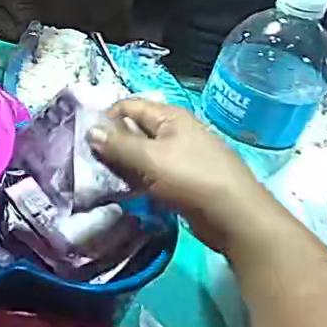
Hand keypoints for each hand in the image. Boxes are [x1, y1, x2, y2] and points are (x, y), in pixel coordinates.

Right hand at [88, 99, 292, 256]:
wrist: (237, 219)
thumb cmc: (192, 179)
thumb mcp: (150, 159)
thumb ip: (118, 144)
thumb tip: (90, 131)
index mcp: (169, 116)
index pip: (128, 106)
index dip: (107, 119)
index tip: (89, 139)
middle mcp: (175, 130)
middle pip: (135, 128)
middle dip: (114, 142)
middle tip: (94, 160)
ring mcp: (182, 154)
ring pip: (143, 152)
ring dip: (126, 162)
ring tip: (108, 176)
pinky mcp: (185, 178)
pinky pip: (154, 170)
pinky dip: (140, 177)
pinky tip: (129, 189)